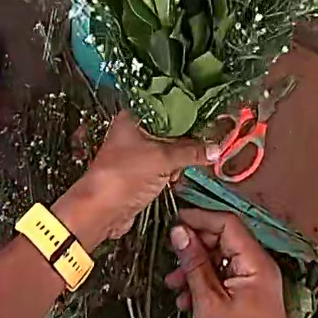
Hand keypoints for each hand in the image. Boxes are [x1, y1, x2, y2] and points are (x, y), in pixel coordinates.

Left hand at [54, 111, 206, 242]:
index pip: (165, 107)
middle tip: (208, 140)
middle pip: (169, 129)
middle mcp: (134, 132)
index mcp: (133, 118)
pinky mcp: (140, 173)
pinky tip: (179, 175)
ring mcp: (136, 153)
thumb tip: (215, 148)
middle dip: (187, 137)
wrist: (102, 211)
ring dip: (181, 156)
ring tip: (195, 159)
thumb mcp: (163, 158)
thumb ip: (191, 151)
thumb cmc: (125, 175)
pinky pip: (163, 166)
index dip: (187, 111)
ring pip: (167, 148)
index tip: (209, 116)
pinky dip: (173, 170)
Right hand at [165, 209, 295, 317]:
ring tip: (173, 285)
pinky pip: (226, 279)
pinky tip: (186, 300)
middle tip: (170, 257)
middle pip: (225, 240)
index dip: (199, 218)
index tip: (173, 223)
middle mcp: (261, 269)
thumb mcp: (208, 302)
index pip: (228, 223)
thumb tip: (179, 229)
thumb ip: (194, 263)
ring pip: (222, 260)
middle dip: (195, 246)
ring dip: (196, 267)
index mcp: (257, 264)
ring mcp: (258, 285)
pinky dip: (205, 283)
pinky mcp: (252, 300)